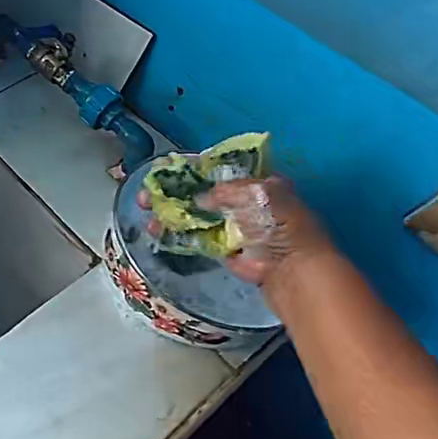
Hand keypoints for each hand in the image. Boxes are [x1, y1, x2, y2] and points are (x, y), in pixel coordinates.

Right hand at [141, 173, 332, 287]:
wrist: (291, 270)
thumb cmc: (280, 224)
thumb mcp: (258, 193)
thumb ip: (226, 190)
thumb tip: (199, 198)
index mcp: (257, 181)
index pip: (219, 169)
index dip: (193, 168)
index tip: (166, 168)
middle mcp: (242, 201)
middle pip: (200, 191)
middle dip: (172, 191)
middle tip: (148, 192)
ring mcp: (231, 225)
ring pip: (193, 214)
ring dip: (168, 211)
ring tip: (146, 211)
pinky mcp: (222, 248)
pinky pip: (194, 237)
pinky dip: (174, 233)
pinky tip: (155, 230)